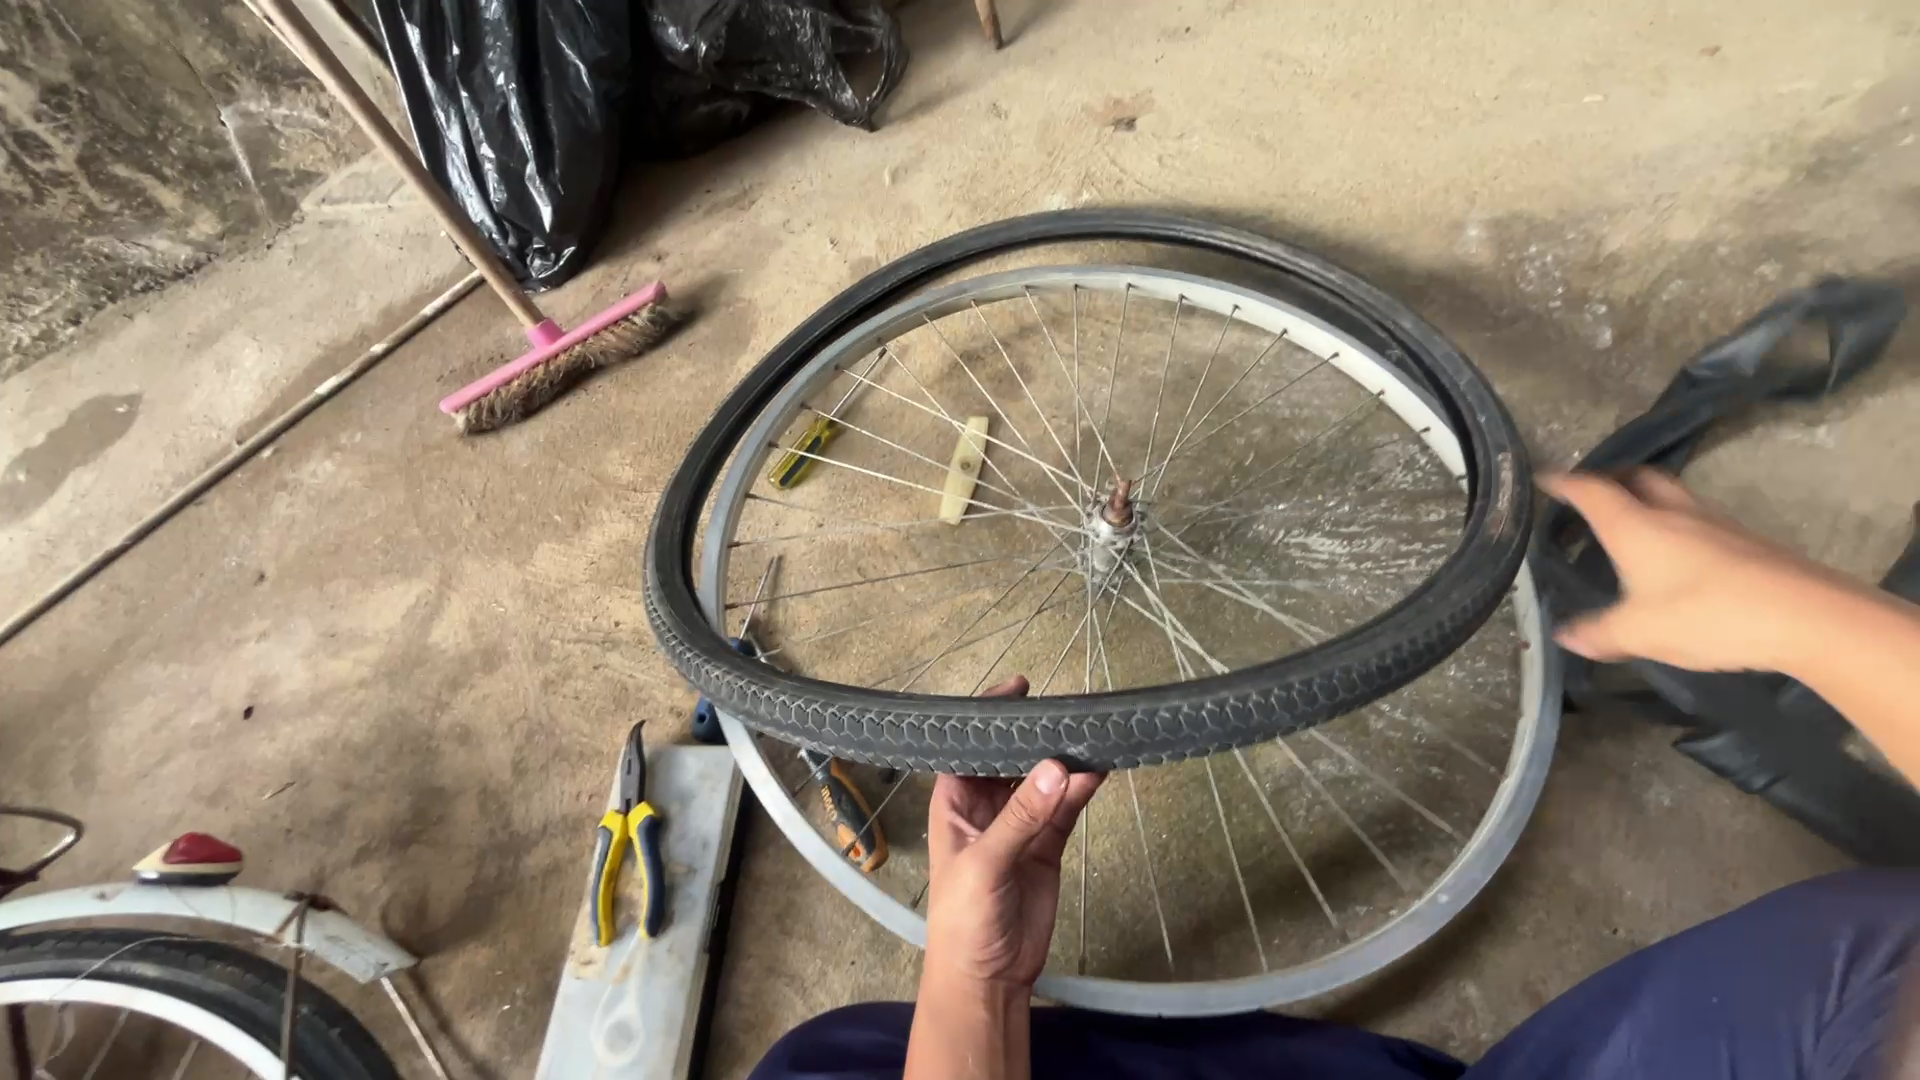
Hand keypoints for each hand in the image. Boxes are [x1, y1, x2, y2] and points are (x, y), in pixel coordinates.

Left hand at [923, 676, 1103, 989]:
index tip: (1020, 687)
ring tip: (1091, 732)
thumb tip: (1056, 767)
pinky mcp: (1047, 843)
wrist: (988, 977)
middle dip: (1034, 734)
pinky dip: (1082, 789)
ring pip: (1043, 779)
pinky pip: (1065, 807)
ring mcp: (1019, 822)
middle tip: (1067, 706)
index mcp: (955, 800)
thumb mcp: (986, 864)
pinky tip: (1099, 770)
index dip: (991, 716)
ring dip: (1064, 759)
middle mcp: (986, 804)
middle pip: (1011, 757)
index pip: (970, 746)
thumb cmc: (964, 918)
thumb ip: (1020, 817)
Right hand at [1544, 469, 1864, 671]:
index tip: (1543, 476)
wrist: (1816, 620)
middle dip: (1612, 478)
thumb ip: (1597, 633)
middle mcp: (1674, 516)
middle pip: (1640, 478)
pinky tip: (1675, 555)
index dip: (1564, 482)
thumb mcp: (1638, 632)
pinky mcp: (1750, 545)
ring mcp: (1718, 527)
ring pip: (1674, 497)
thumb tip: (1565, 636)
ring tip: (1629, 521)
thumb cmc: (1709, 615)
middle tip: (1592, 490)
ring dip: (1648, 500)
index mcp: (1636, 528)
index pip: (1591, 492)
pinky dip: (1677, 526)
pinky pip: (1701, 522)